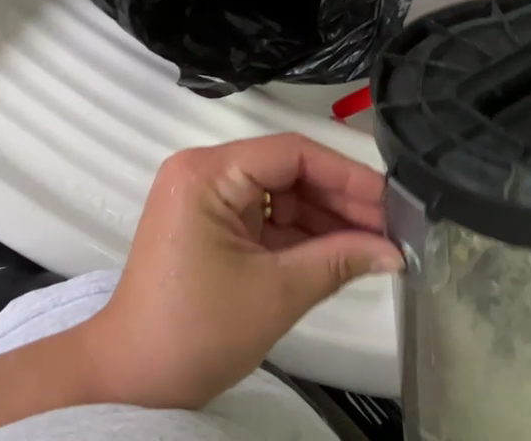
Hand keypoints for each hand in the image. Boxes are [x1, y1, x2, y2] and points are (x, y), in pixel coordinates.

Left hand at [74, 133, 403, 409]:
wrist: (135, 378)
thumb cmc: (198, 330)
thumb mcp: (276, 292)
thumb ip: (339, 261)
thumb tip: (394, 250)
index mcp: (207, 172)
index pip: (290, 153)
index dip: (345, 174)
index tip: (391, 200)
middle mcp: (202, 172)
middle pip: (286, 170)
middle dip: (339, 200)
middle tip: (392, 227)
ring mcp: (204, 198)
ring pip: (279, 194)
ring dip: (325, 219)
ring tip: (377, 243)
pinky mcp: (209, 224)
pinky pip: (264, 217)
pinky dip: (301, 235)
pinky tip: (342, 252)